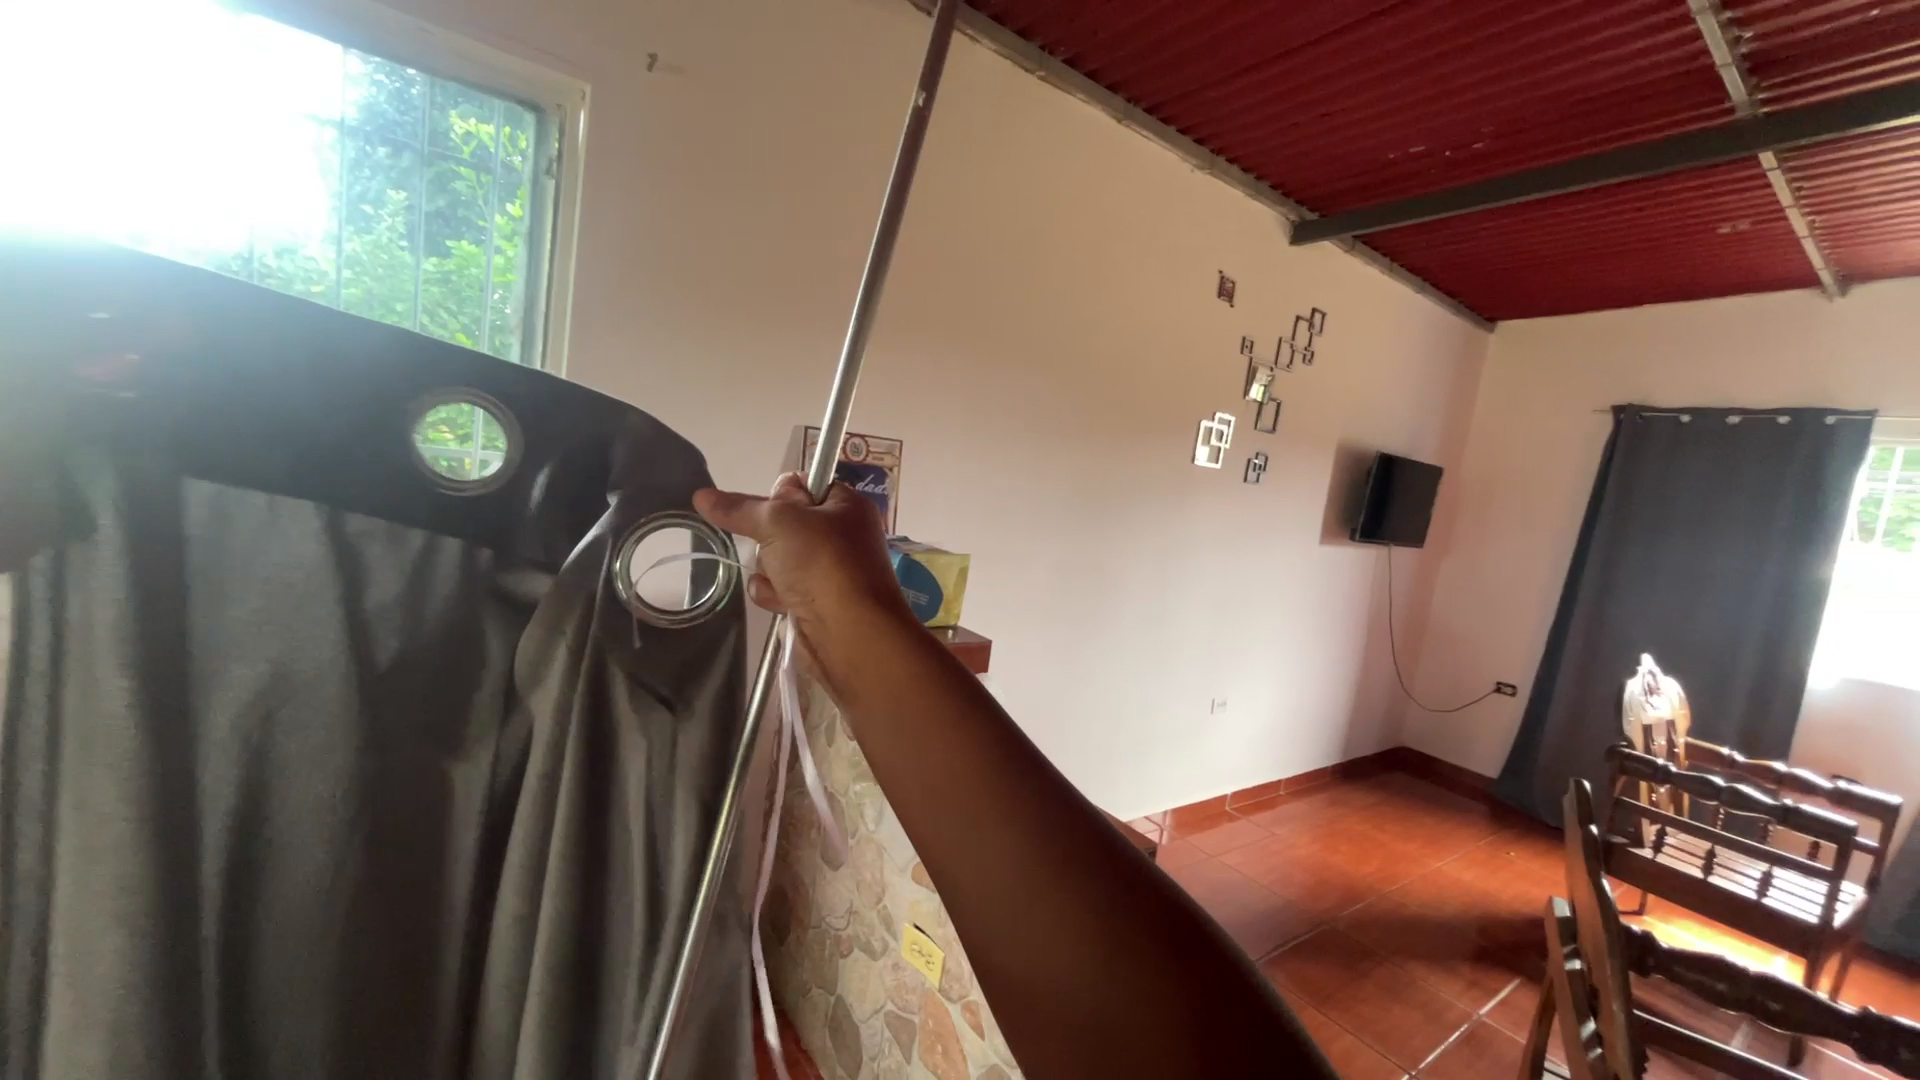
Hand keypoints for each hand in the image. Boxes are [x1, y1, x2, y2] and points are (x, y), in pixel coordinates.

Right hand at [693, 473, 912, 636]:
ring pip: (777, 558)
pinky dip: (775, 595)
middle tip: (778, 549)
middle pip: (783, 525)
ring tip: (784, 581)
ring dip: (770, 570)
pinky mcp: (816, 602)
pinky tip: (784, 603)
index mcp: (846, 505)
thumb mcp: (779, 523)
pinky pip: (780, 588)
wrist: (850, 633)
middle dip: (770, 540)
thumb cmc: (823, 564)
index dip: (781, 495)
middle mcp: (841, 535)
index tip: (771, 511)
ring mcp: (829, 571)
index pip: (804, 485)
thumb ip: (741, 509)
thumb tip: (703, 495)